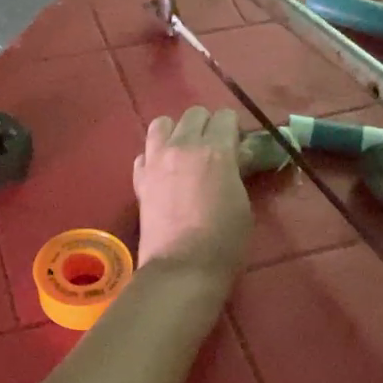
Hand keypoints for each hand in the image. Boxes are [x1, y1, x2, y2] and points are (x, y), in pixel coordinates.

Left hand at [132, 107, 252, 280]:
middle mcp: (183, 146)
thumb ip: (237, 171)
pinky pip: (145, 153)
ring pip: (163, 124)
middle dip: (207, 126)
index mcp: (215, 150)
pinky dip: (155, 157)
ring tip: (185, 153)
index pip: (225, 117)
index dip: (234, 130)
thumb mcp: (243, 203)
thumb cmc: (224, 241)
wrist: (182, 268)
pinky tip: (164, 174)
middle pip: (194, 114)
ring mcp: (155, 160)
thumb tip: (235, 156)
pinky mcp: (139, 179)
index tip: (238, 147)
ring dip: (176, 132)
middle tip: (214, 150)